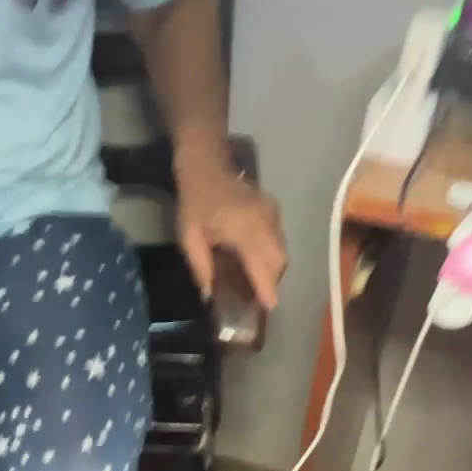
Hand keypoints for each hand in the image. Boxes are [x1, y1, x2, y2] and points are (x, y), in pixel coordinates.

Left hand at [174, 141, 286, 309]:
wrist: (206, 163)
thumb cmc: (195, 200)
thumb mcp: (189, 238)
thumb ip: (201, 267)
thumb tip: (209, 296)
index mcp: (245, 229)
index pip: (263, 265)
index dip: (267, 288)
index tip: (269, 307)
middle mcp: (265, 222)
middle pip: (278, 261)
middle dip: (270, 282)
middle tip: (255, 297)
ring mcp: (273, 214)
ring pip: (281, 251)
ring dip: (271, 270)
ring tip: (253, 282)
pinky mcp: (274, 211)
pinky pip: (278, 240)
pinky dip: (271, 256)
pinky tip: (254, 261)